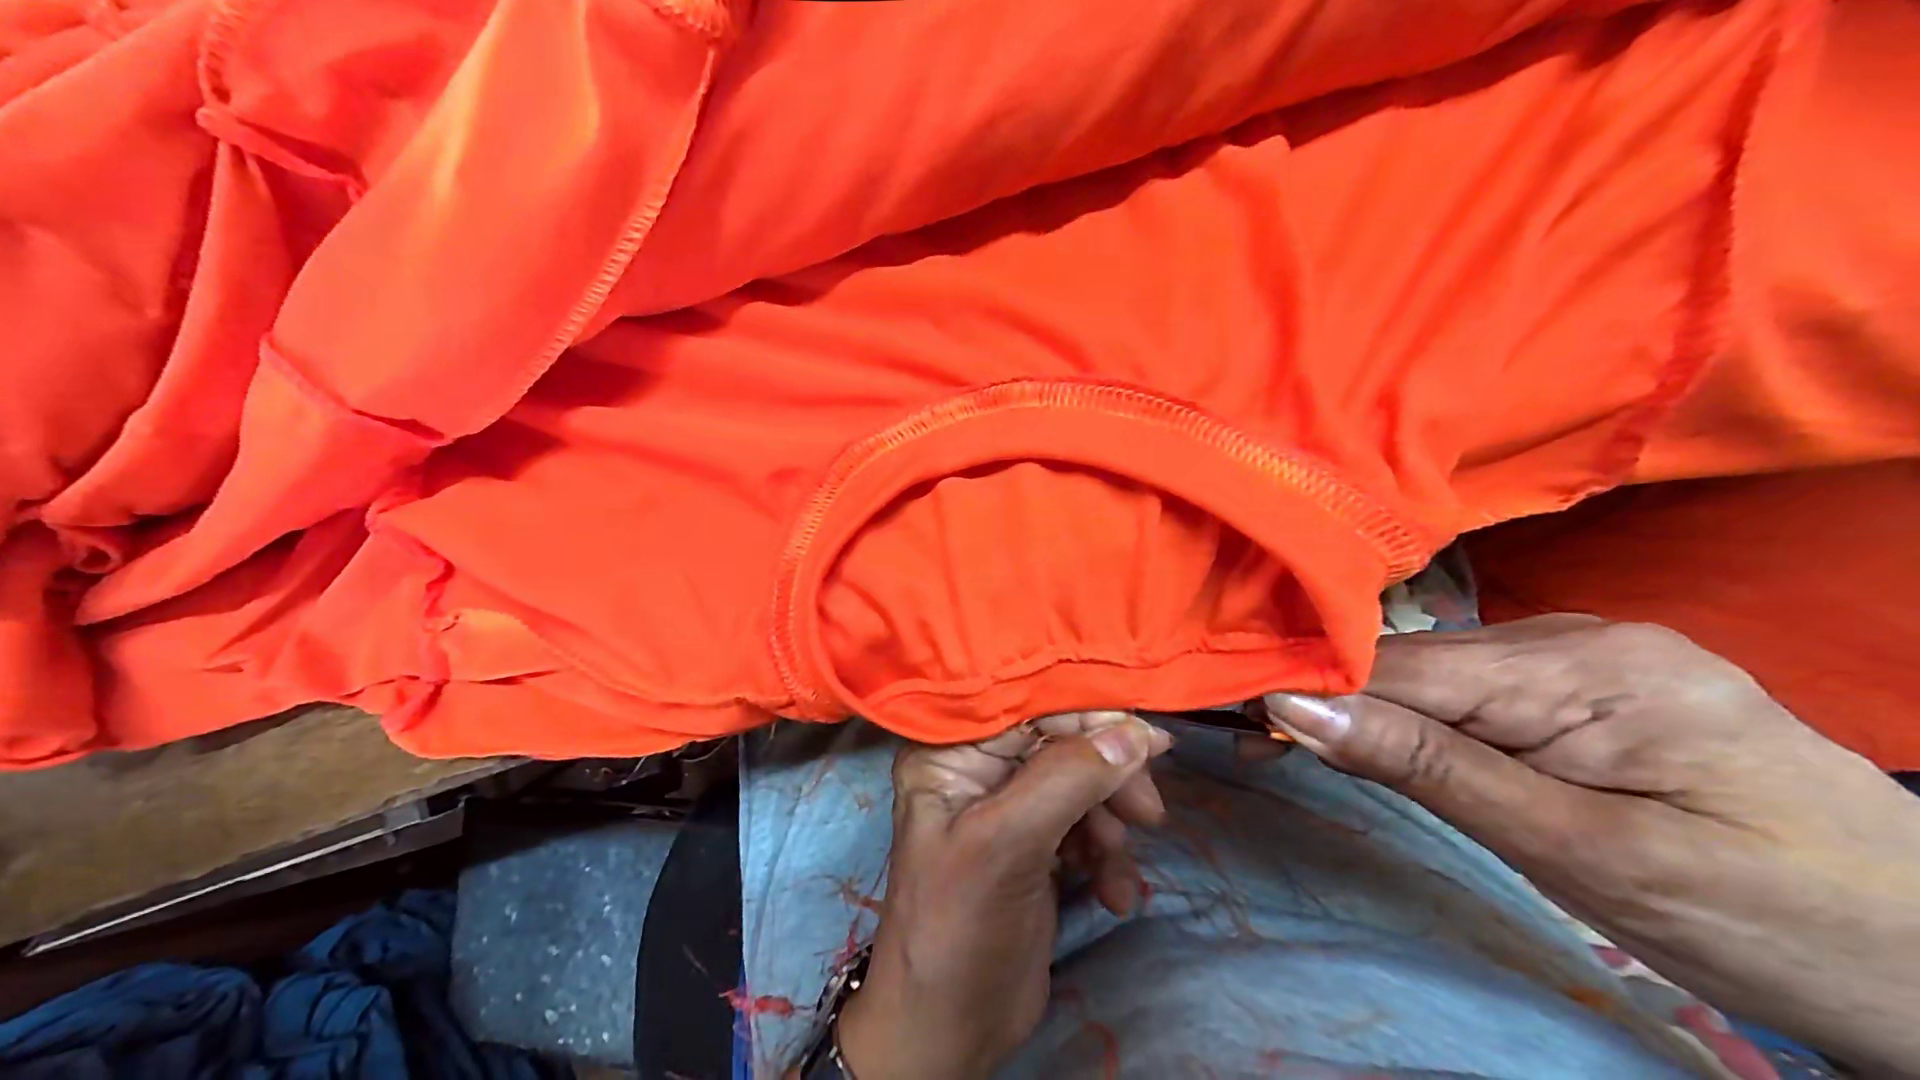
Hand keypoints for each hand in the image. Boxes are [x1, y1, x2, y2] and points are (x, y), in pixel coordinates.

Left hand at [835, 712, 1172, 1079]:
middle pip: (1062, 743)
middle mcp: (978, 769)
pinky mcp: (1035, 844)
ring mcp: (1008, 807)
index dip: (1089, 715)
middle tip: (1147, 812)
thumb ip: (1067, 780)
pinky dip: (1107, 856)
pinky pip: (1085, 827)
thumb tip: (1133, 734)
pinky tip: (1113, 894)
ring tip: (1116, 863)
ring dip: (1111, 822)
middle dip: (1108, 776)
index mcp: (951, 751)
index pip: (1028, 707)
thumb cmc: (957, 928)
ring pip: (1081, 784)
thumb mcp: (1006, 845)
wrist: (947, 1030)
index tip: (1148, 737)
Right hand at [1261, 615, 1919, 1078]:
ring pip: (1433, 674)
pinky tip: (1382, 738)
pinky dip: (1413, 717)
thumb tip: (1299, 707)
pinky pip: (1469, 689)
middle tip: (1254, 746)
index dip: (1311, 686)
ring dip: (1367, 711)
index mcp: (1587, 666)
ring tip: (1292, 743)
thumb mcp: (1584, 854)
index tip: (1234, 715)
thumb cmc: (1773, 920)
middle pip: (1413, 663)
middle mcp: (1577, 636)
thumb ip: (1432, 769)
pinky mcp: (1584, 685)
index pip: (1404, 665)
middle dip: (1332, 701)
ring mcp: (1583, 655)